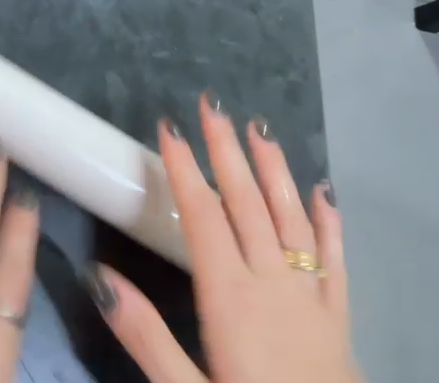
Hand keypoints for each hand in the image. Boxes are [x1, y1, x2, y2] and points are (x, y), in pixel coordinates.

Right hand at [92, 94, 360, 382]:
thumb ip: (145, 334)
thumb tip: (98, 275)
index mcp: (230, 296)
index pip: (201, 214)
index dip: (183, 167)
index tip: (168, 126)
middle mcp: (271, 283)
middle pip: (246, 203)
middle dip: (226, 150)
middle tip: (212, 104)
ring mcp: (310, 297)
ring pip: (290, 217)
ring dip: (273, 170)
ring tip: (259, 128)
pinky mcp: (340, 317)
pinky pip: (335, 258)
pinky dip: (328, 221)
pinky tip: (324, 191)